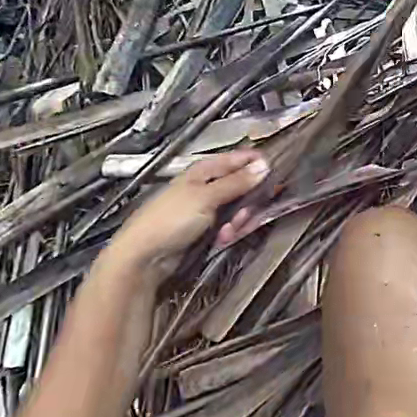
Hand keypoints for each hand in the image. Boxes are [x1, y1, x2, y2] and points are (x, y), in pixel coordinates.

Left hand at [106, 150, 270, 275]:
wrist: (144, 256)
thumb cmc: (168, 220)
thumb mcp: (206, 197)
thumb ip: (236, 183)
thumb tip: (262, 167)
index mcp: (202, 171)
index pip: (235, 159)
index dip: (254, 163)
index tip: (273, 170)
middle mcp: (204, 187)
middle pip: (239, 187)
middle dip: (247, 202)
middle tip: (245, 213)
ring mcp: (204, 209)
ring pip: (236, 210)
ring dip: (237, 221)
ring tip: (228, 231)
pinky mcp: (204, 230)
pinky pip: (227, 227)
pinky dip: (228, 233)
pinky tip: (221, 239)